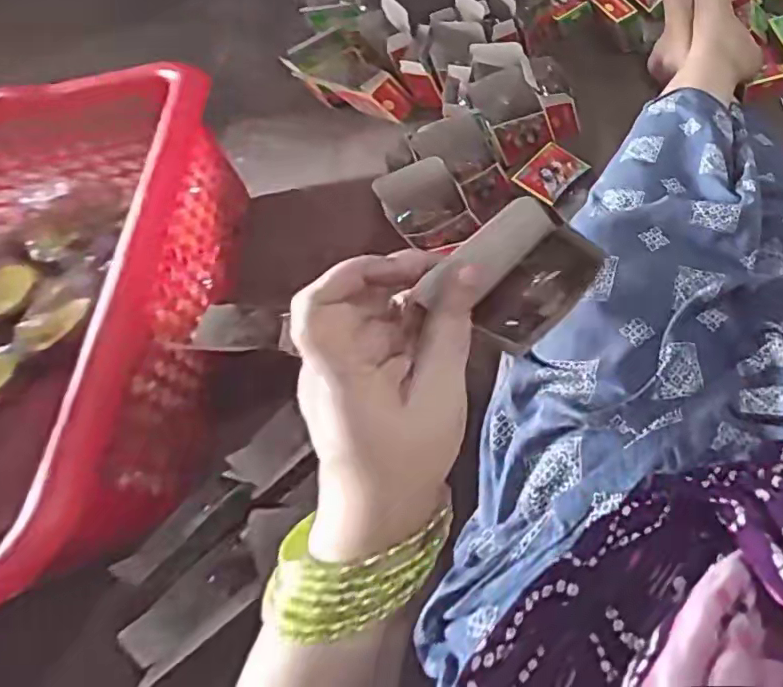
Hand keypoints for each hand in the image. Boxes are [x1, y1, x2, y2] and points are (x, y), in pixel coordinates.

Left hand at [288, 251, 479, 559]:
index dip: (353, 272)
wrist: (380, 516)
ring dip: (409, 293)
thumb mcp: (441, 391)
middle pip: (347, 298)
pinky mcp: (358, 372)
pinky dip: (411, 316)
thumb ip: (450, 327)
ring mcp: (341, 366)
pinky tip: (442, 318)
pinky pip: (380, 329)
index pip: (316, 305)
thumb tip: (465, 270)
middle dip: (397, 274)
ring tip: (454, 290)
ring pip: (368, 309)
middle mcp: (330, 360)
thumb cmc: (408, 459)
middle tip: (447, 271)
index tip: (407, 266)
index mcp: (339, 369)